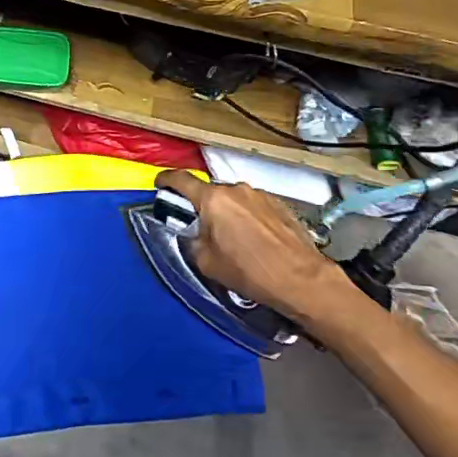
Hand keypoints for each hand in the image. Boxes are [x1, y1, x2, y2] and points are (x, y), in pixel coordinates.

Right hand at [154, 170, 354, 324]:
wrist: (297, 276)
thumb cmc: (248, 271)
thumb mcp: (207, 262)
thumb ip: (194, 241)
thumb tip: (196, 233)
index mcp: (214, 199)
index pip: (182, 180)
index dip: (167, 180)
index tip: (160, 184)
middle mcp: (238, 189)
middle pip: (212, 193)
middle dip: (204, 208)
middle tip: (203, 231)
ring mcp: (261, 194)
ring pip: (235, 200)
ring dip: (230, 214)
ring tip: (235, 241)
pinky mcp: (280, 204)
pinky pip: (255, 207)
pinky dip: (249, 219)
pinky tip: (255, 241)